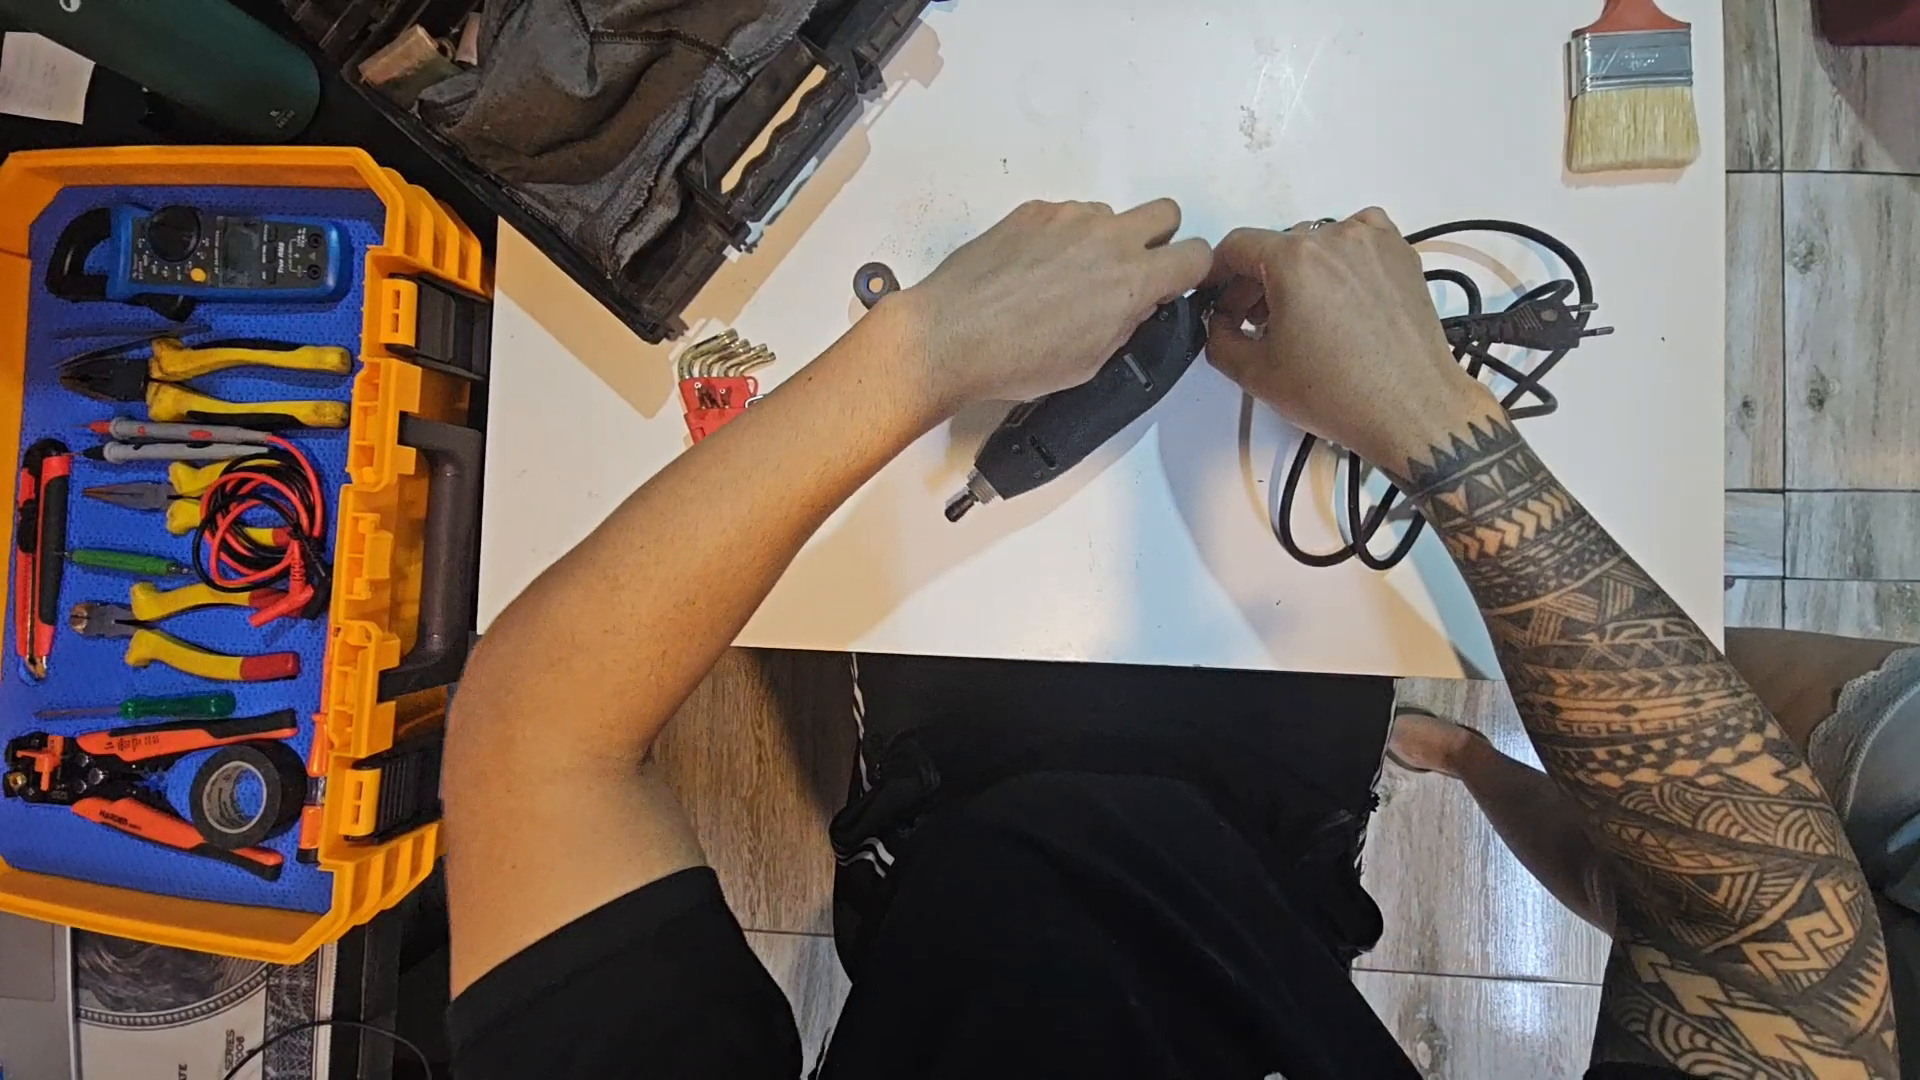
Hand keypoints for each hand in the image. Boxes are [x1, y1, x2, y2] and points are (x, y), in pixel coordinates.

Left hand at [888, 198, 1211, 416]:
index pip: (1197, 255)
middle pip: (1165, 214)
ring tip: (1061, 280)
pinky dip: (1059, 238)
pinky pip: (1065, 215)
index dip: (1189, 272)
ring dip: (1100, 241)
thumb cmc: (1020, 363)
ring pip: (1108, 215)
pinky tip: (1029, 271)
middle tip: (1124, 274)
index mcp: (1131, 281)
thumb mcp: (1088, 363)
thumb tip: (1138, 303)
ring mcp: (1068, 217)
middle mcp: (1108, 237)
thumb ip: (1125, 325)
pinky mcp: (1033, 211)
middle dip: (1156, 241)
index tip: (1170, 287)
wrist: (952, 336)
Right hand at [1204, 208, 1499, 474]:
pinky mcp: (1400, 254)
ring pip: (1313, 246)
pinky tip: (1331, 301)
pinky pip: (1352, 244)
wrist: (1409, 408)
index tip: (1214, 297)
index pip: (1236, 246)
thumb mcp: (1254, 373)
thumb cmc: (1339, 392)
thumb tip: (1218, 324)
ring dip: (1293, 275)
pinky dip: (1333, 265)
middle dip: (1253, 282)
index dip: (1215, 273)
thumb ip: (1218, 339)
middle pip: (1275, 246)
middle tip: (1249, 323)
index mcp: (1295, 259)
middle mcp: (1336, 237)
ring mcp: (1373, 242)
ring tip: (1294, 318)